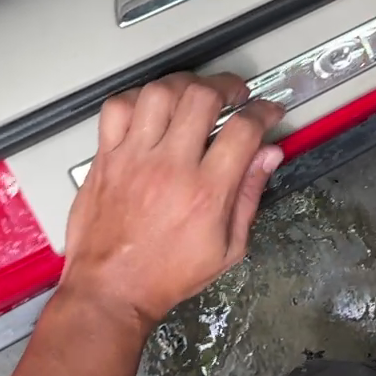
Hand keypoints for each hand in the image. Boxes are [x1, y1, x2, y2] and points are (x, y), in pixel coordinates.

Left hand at [60, 72, 285, 330]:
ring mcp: (134, 159)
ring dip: (185, 84)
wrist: (111, 291)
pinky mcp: (106, 159)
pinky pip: (118, 108)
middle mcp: (169, 168)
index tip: (268, 111)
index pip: (243, 129)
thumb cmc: (167, 274)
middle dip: (226, 85)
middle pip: (202, 97)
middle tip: (234, 94)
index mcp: (206, 192)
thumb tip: (268, 156)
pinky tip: (153, 107)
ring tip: (196, 92)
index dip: (264, 112)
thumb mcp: (229, 248)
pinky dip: (138, 97)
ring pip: (159, 92)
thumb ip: (249, 195)